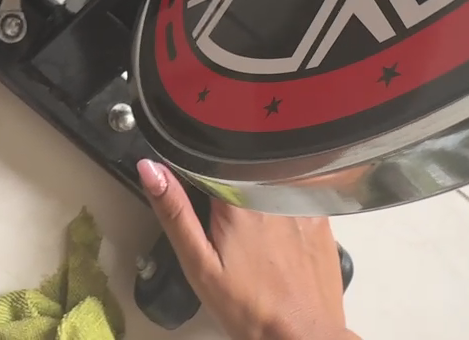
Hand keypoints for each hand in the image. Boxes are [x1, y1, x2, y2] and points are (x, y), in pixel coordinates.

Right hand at [137, 160, 359, 339]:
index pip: (208, 161)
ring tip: (251, 233)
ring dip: (253, 193)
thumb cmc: (248, 307)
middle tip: (227, 228)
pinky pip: (292, 192)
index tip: (196, 198)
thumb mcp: (199, 264)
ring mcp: (298, 200)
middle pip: (238, 169)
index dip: (197, 173)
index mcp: (236, 196)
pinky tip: (277, 233)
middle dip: (226, 186)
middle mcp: (269, 189)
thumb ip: (174, 211)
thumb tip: (149, 166)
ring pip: (264, 178)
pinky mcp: (319, 215)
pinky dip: (279, 202)